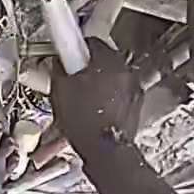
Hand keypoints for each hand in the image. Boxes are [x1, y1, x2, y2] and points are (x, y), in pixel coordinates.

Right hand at [50, 39, 144, 162]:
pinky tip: (91, 114)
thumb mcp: (60, 91)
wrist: (104, 150)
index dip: (74, 49)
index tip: (67, 54)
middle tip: (70, 82)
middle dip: (86, 70)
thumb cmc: (84, 121)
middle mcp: (125, 71)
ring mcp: (133, 89)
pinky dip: (106, 102)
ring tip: (79, 102)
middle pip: (102, 61)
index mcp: (107, 61)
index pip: (91, 42)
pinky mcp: (135, 107)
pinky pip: (117, 97)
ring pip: (110, 80)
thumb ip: (59, 70)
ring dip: (97, 86)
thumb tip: (57, 62)